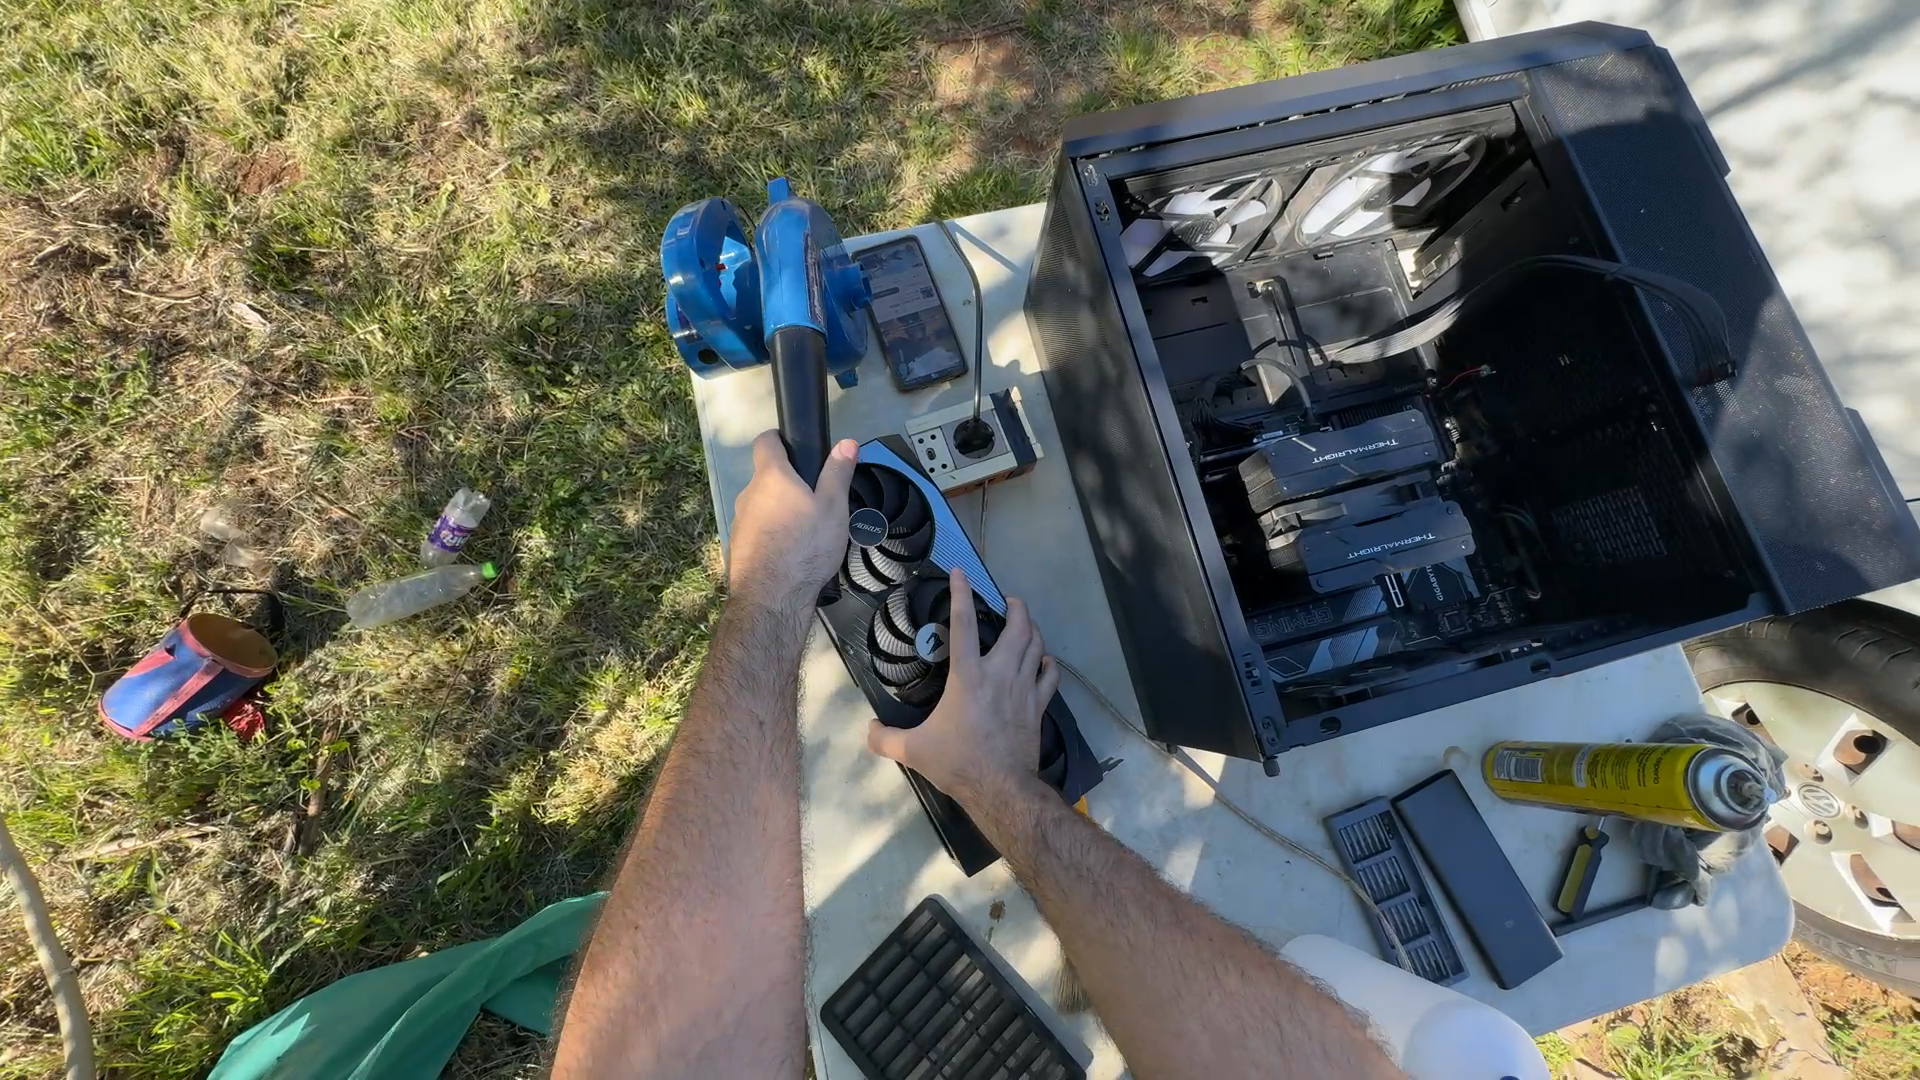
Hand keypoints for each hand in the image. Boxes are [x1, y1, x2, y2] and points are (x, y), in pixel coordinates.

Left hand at [728, 431, 857, 613]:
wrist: (772, 597)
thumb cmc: (806, 545)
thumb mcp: (833, 507)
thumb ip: (838, 473)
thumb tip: (847, 443)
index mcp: (771, 477)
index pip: (766, 441)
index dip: (780, 439)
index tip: (797, 448)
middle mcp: (749, 494)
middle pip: (767, 478)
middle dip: (788, 483)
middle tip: (816, 500)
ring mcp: (740, 521)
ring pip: (763, 506)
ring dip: (781, 512)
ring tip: (808, 532)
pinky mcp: (739, 546)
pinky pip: (759, 531)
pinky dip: (773, 535)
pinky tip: (793, 553)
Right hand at [866, 568, 1061, 806]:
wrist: (1001, 789)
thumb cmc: (958, 763)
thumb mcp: (913, 751)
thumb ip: (886, 738)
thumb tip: (868, 730)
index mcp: (968, 676)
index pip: (964, 624)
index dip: (962, 594)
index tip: (961, 573)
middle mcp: (999, 674)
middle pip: (1017, 627)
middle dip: (1016, 607)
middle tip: (1008, 600)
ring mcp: (1023, 688)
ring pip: (1036, 646)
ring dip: (1032, 629)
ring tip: (1025, 623)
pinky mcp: (1038, 706)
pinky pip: (1049, 676)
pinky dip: (1048, 663)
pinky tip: (1044, 661)